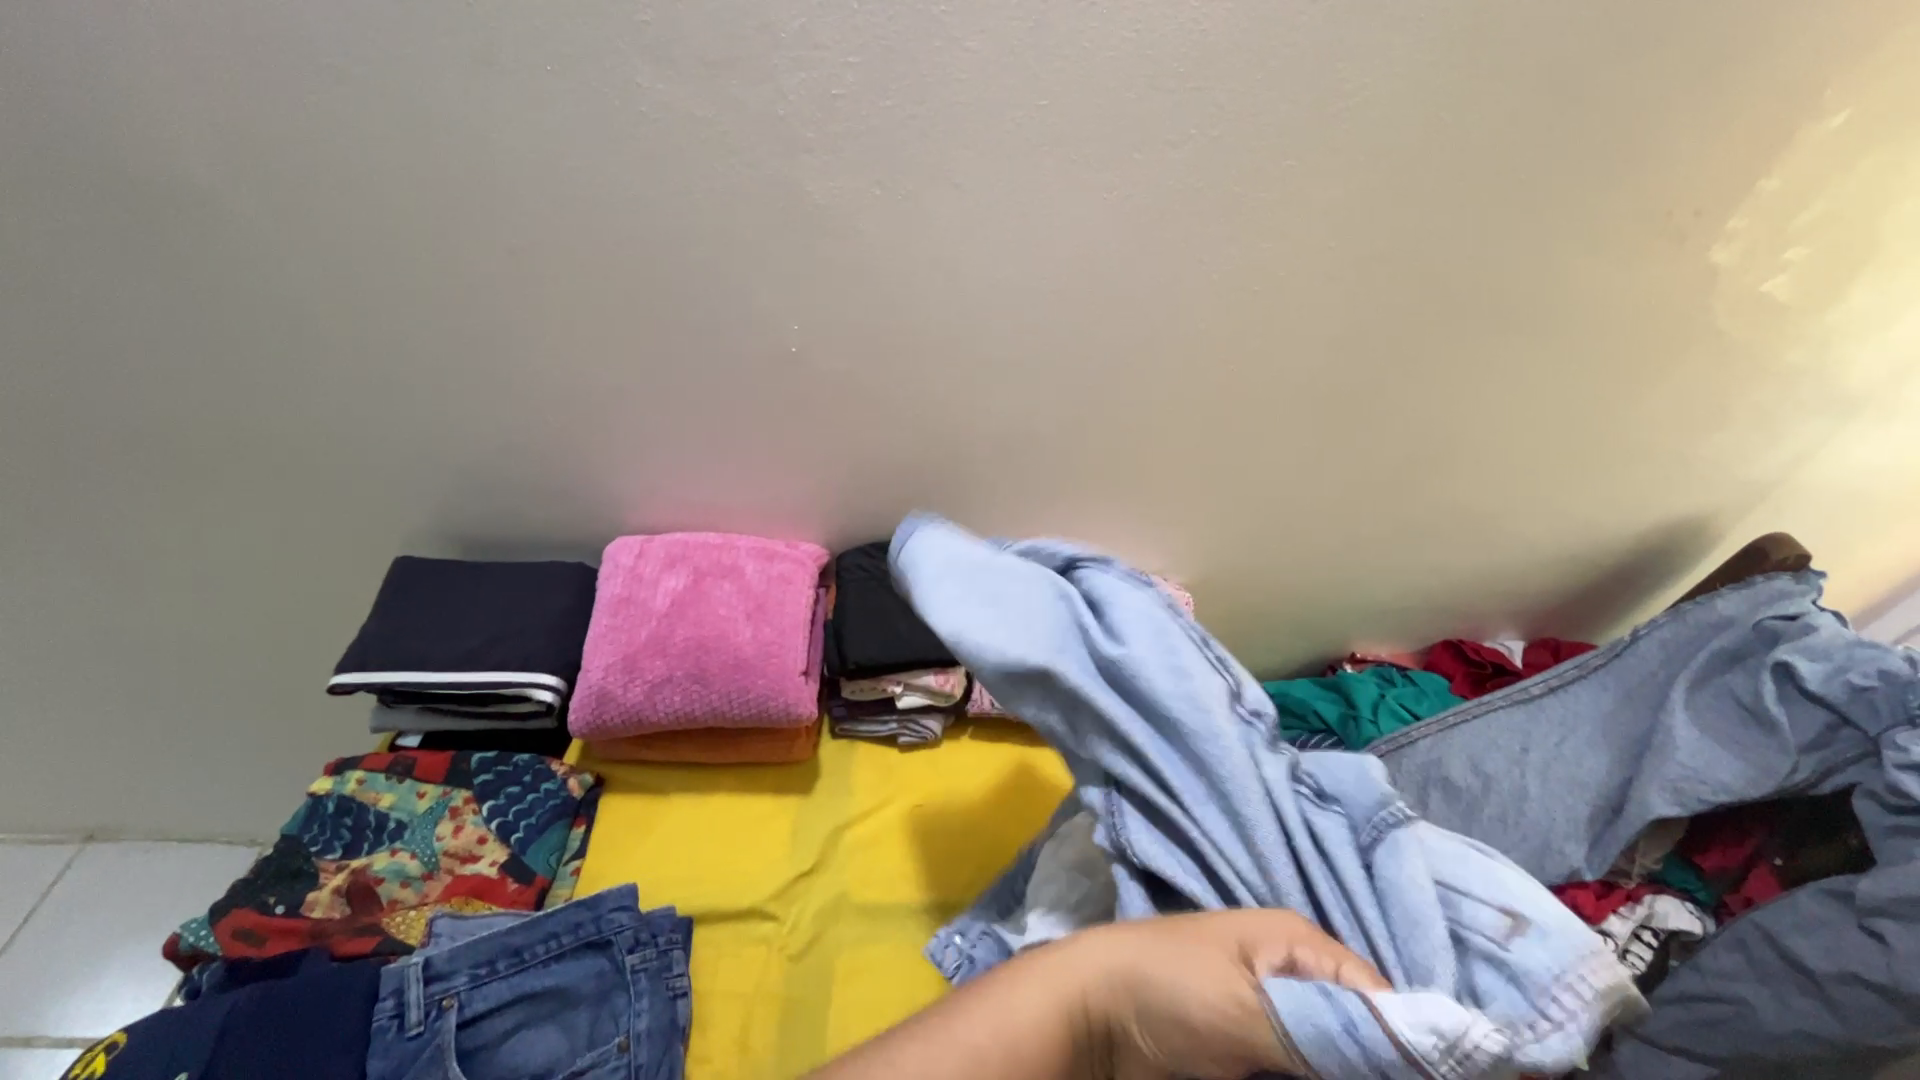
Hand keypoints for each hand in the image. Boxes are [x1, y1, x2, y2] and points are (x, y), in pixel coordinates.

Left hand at [1064, 910, 1390, 1079]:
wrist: (1086, 1013)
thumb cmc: (1169, 991)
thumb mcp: (1251, 1014)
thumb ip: (1331, 1040)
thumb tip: (1416, 1056)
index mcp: (1296, 944)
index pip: (1380, 998)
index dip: (1412, 1044)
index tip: (1434, 1078)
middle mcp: (1289, 976)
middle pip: (1358, 1034)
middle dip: (1372, 1065)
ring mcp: (1266, 1016)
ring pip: (1329, 1059)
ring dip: (1336, 1073)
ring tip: (1293, 1077)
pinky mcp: (1245, 1050)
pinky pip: (1293, 1070)